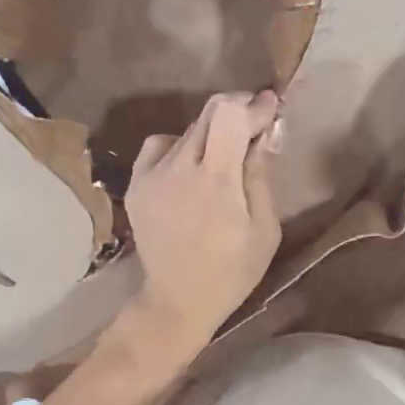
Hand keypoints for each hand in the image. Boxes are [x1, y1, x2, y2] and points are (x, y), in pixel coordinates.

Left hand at [118, 90, 282, 358]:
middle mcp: (178, 169)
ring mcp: (150, 176)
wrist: (177, 300)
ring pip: (185, 131)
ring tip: (222, 160)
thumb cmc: (231, 271)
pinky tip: (188, 169)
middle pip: (207, 113)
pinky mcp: (135, 186)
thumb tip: (267, 130)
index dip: (252, 104)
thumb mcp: (264, 228)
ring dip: (209, 134)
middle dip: (236, 112)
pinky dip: (177, 147)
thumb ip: (261, 174)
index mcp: (215, 181)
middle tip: (254, 129)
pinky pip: (157, 146)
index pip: (229, 114)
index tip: (270, 108)